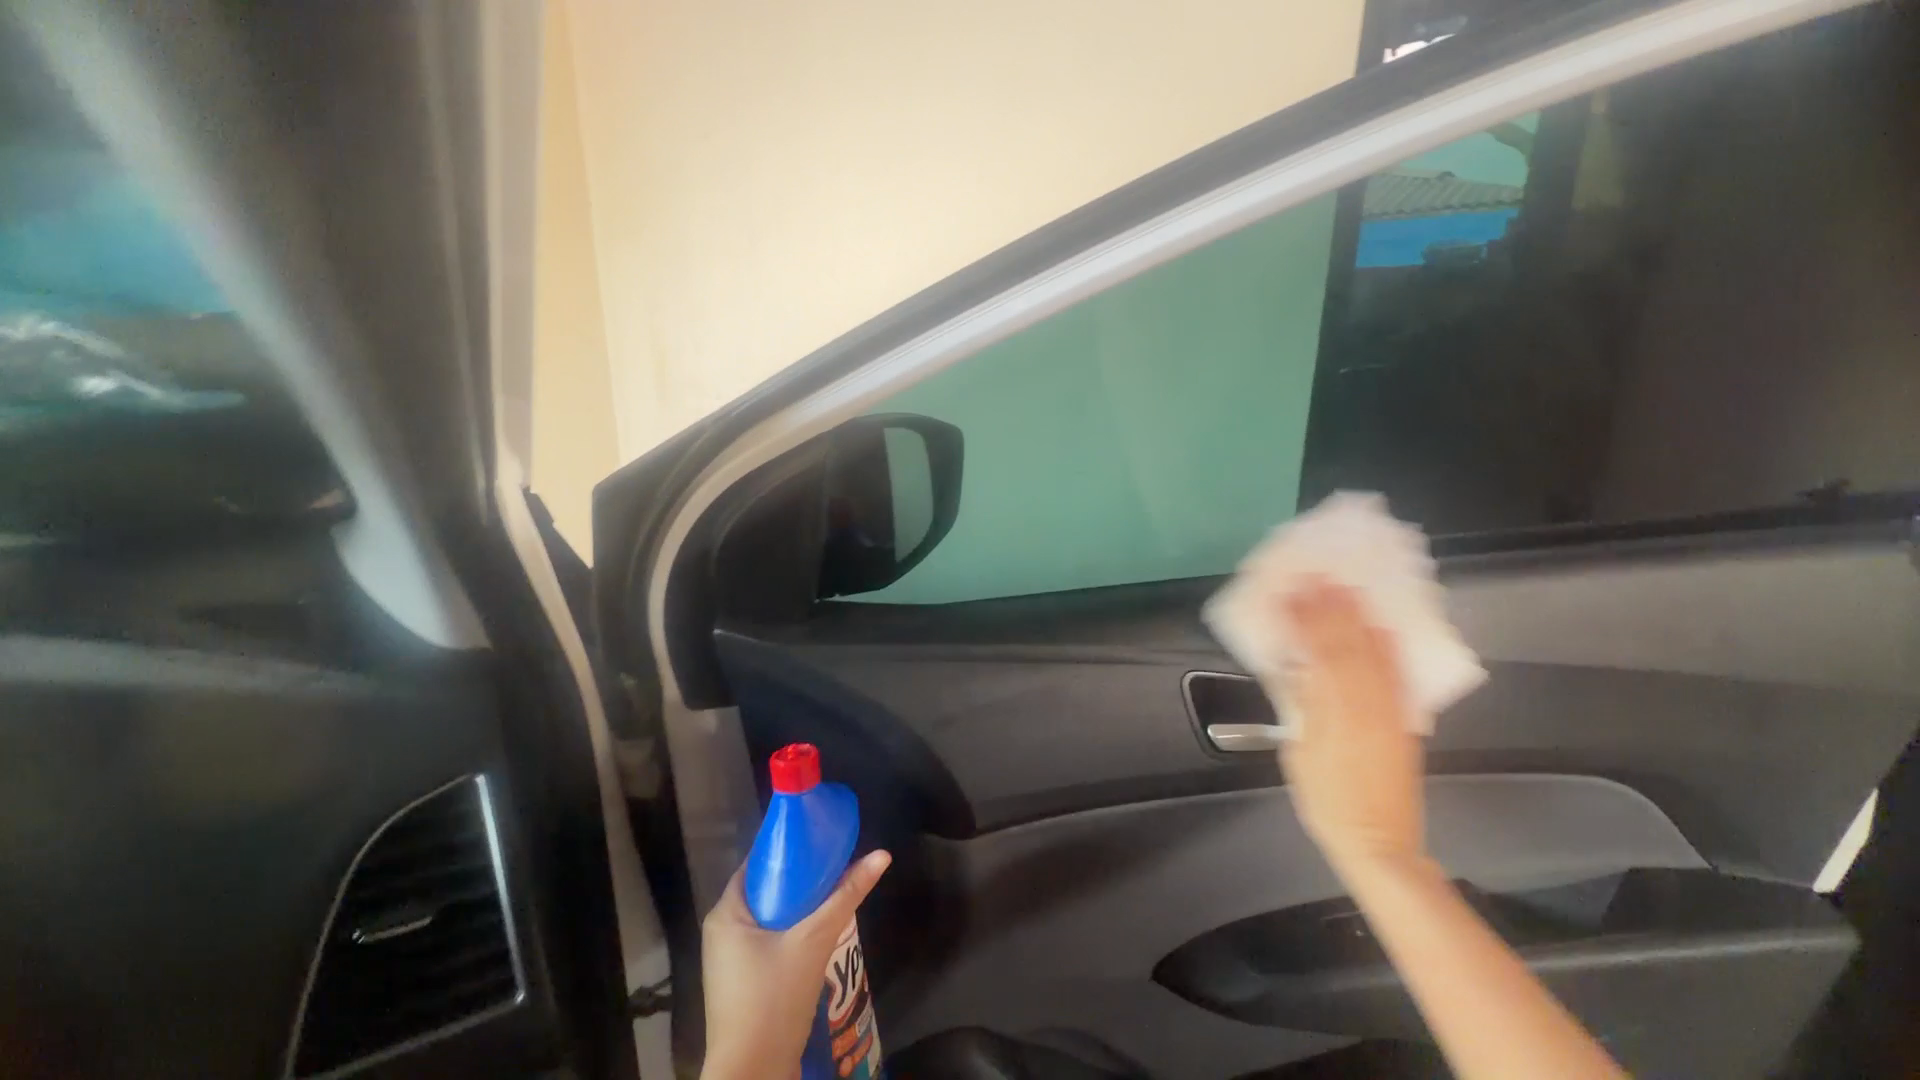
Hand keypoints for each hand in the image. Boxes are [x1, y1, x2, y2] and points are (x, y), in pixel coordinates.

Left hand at [700, 849, 891, 1079]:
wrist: (754, 1073)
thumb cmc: (774, 998)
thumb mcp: (813, 941)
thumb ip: (846, 896)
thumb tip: (882, 855)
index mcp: (725, 914)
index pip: (756, 865)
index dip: (789, 849)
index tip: (821, 836)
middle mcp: (722, 932)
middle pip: (766, 892)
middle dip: (801, 880)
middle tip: (837, 864)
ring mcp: (731, 962)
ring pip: (771, 920)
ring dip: (801, 909)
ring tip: (836, 893)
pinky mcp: (744, 985)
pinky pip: (770, 945)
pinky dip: (794, 934)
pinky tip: (823, 934)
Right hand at [1272, 579, 1427, 874]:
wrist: (1379, 842)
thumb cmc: (1326, 803)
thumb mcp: (1299, 755)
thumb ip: (1299, 709)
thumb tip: (1293, 668)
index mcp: (1333, 715)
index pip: (1317, 654)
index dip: (1304, 620)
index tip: (1290, 592)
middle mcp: (1366, 705)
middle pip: (1347, 645)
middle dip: (1331, 607)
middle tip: (1317, 575)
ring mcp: (1390, 711)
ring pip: (1373, 653)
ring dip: (1359, 618)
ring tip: (1347, 588)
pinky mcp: (1405, 721)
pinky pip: (1398, 674)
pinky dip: (1390, 647)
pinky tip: (1382, 627)